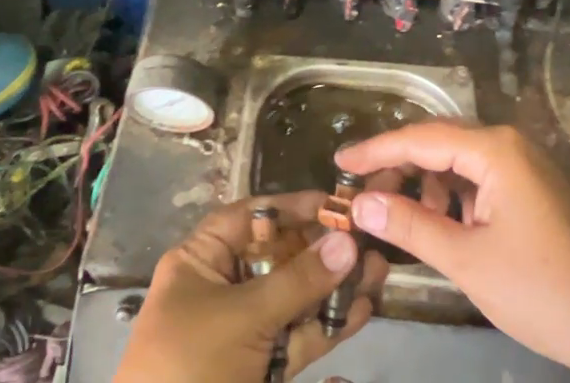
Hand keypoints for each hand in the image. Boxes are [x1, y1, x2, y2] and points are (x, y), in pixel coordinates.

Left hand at [112, 192, 388, 382]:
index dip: (289, 208)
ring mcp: (245, 330)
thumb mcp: (241, 317)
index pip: (248, 220)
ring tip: (378, 272)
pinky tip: (364, 310)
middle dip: (322, 251)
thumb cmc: (190, 362)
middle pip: (278, 259)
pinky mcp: (263, 368)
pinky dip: (329, 326)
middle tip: (368, 241)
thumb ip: (296, 281)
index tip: (334, 204)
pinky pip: (299, 338)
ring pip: (295, 300)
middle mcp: (222, 289)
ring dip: (335, 288)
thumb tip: (347, 243)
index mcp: (199, 263)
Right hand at [337, 123, 569, 382]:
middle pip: (438, 142)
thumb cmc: (542, 291)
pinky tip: (438, 227)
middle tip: (360, 193)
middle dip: (397, 167)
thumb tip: (358, 204)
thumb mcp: (466, 260)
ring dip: (425, 185)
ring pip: (459, 162)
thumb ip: (409, 226)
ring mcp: (527, 168)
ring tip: (396, 217)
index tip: (337, 162)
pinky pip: (480, 180)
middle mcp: (510, 145)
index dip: (375, 151)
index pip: (419, 138)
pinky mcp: (535, 192)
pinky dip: (452, 198)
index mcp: (495, 150)